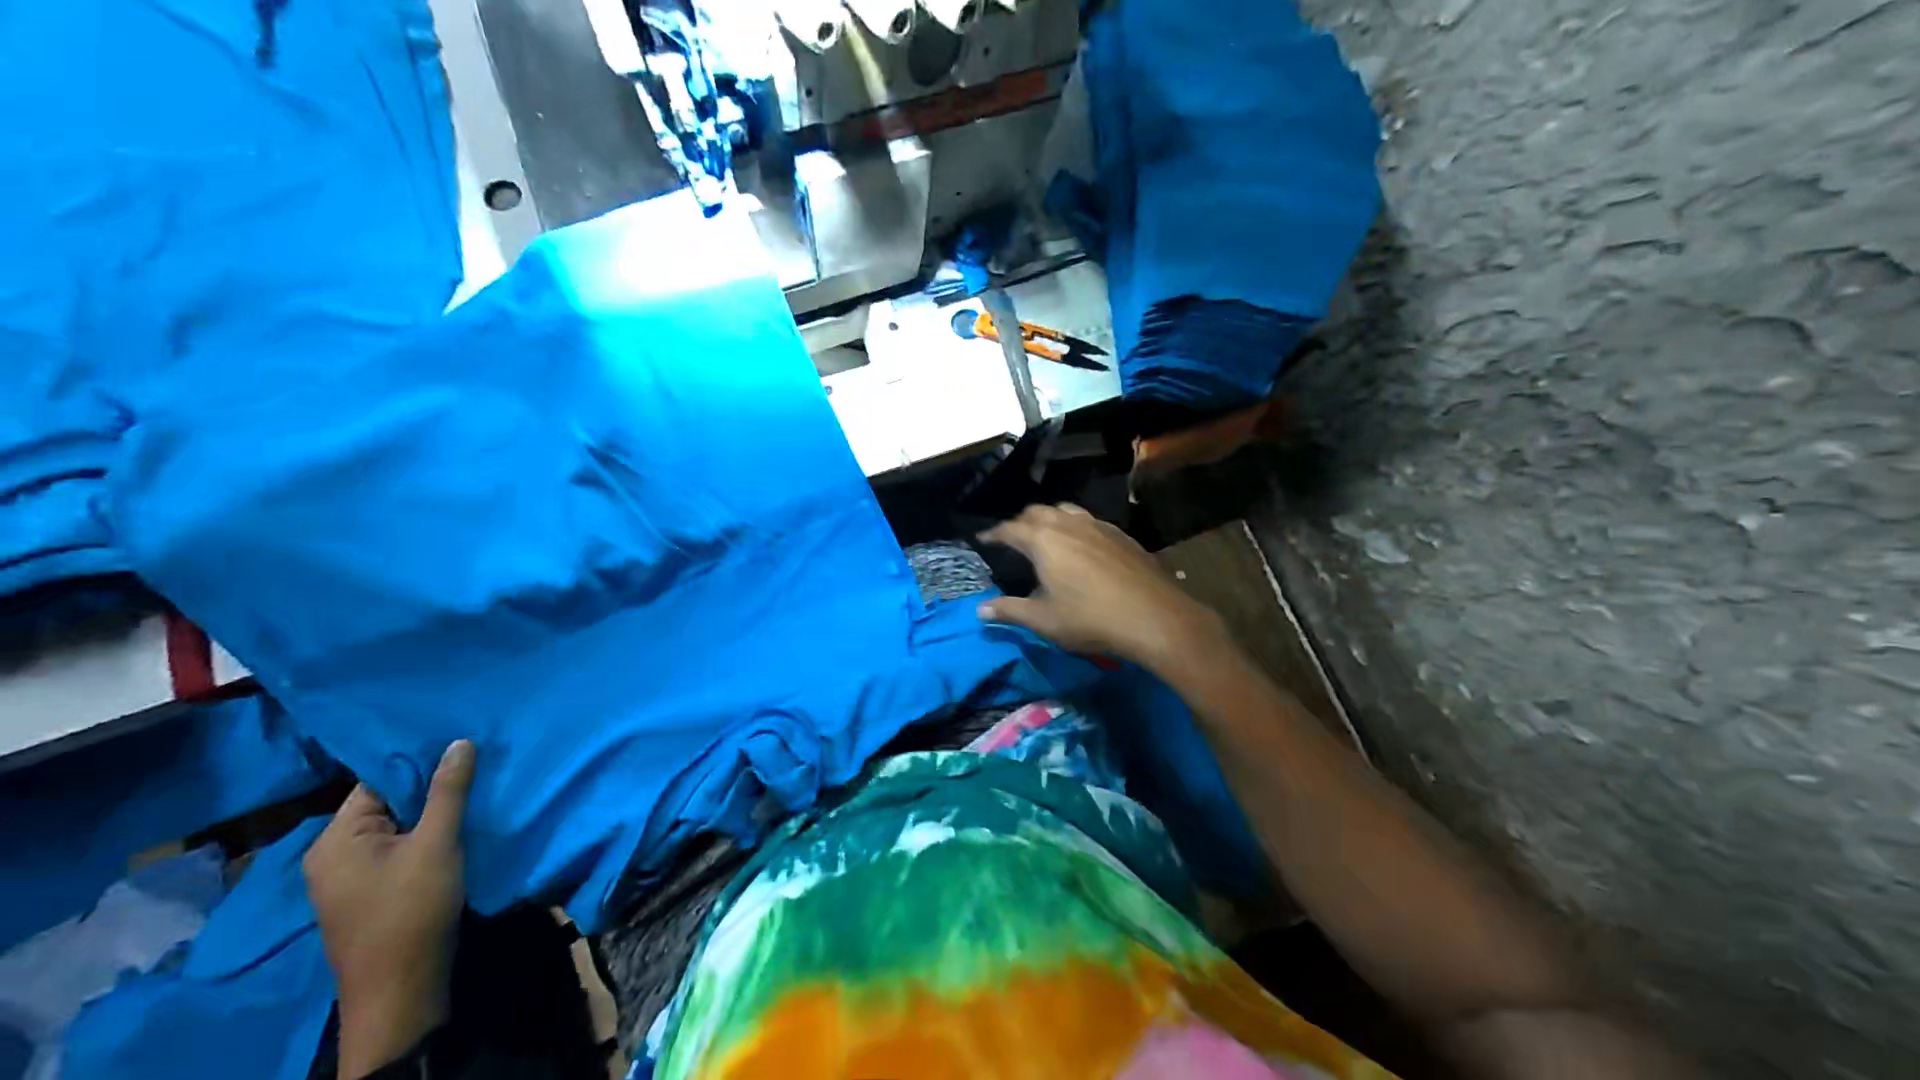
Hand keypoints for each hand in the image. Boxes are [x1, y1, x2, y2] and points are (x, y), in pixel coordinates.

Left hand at [303, 740, 475, 1078]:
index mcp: (335, 839)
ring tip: (474, 787)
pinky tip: (459, 825)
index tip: (460, 742)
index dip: (419, 761)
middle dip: (430, 785)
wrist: (402, 988)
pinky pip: (399, 848)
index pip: (377, 781)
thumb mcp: (437, 843)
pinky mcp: (371, 892)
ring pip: (397, 826)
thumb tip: (458, 741)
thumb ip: (447, 791)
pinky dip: (427, 834)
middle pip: (387, 802)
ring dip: (432, 811)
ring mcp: (350, 876)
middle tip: (476, 761)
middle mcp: (333, 853)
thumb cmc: (413, 909)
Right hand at [977, 504, 1224, 670]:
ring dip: (1050, 519)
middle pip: (1037, 512)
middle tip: (1013, 539)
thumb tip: (980, 609)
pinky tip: (1081, 547)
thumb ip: (1010, 610)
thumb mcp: (1044, 620)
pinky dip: (1075, 527)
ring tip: (1045, 536)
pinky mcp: (1121, 535)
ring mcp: (1098, 526)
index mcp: (1044, 540)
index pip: (1010, 529)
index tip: (983, 539)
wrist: (1154, 617)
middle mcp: (1069, 524)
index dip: (993, 534)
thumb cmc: (1090, 619)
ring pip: (1066, 511)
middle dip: (1021, 522)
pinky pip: (1089, 521)